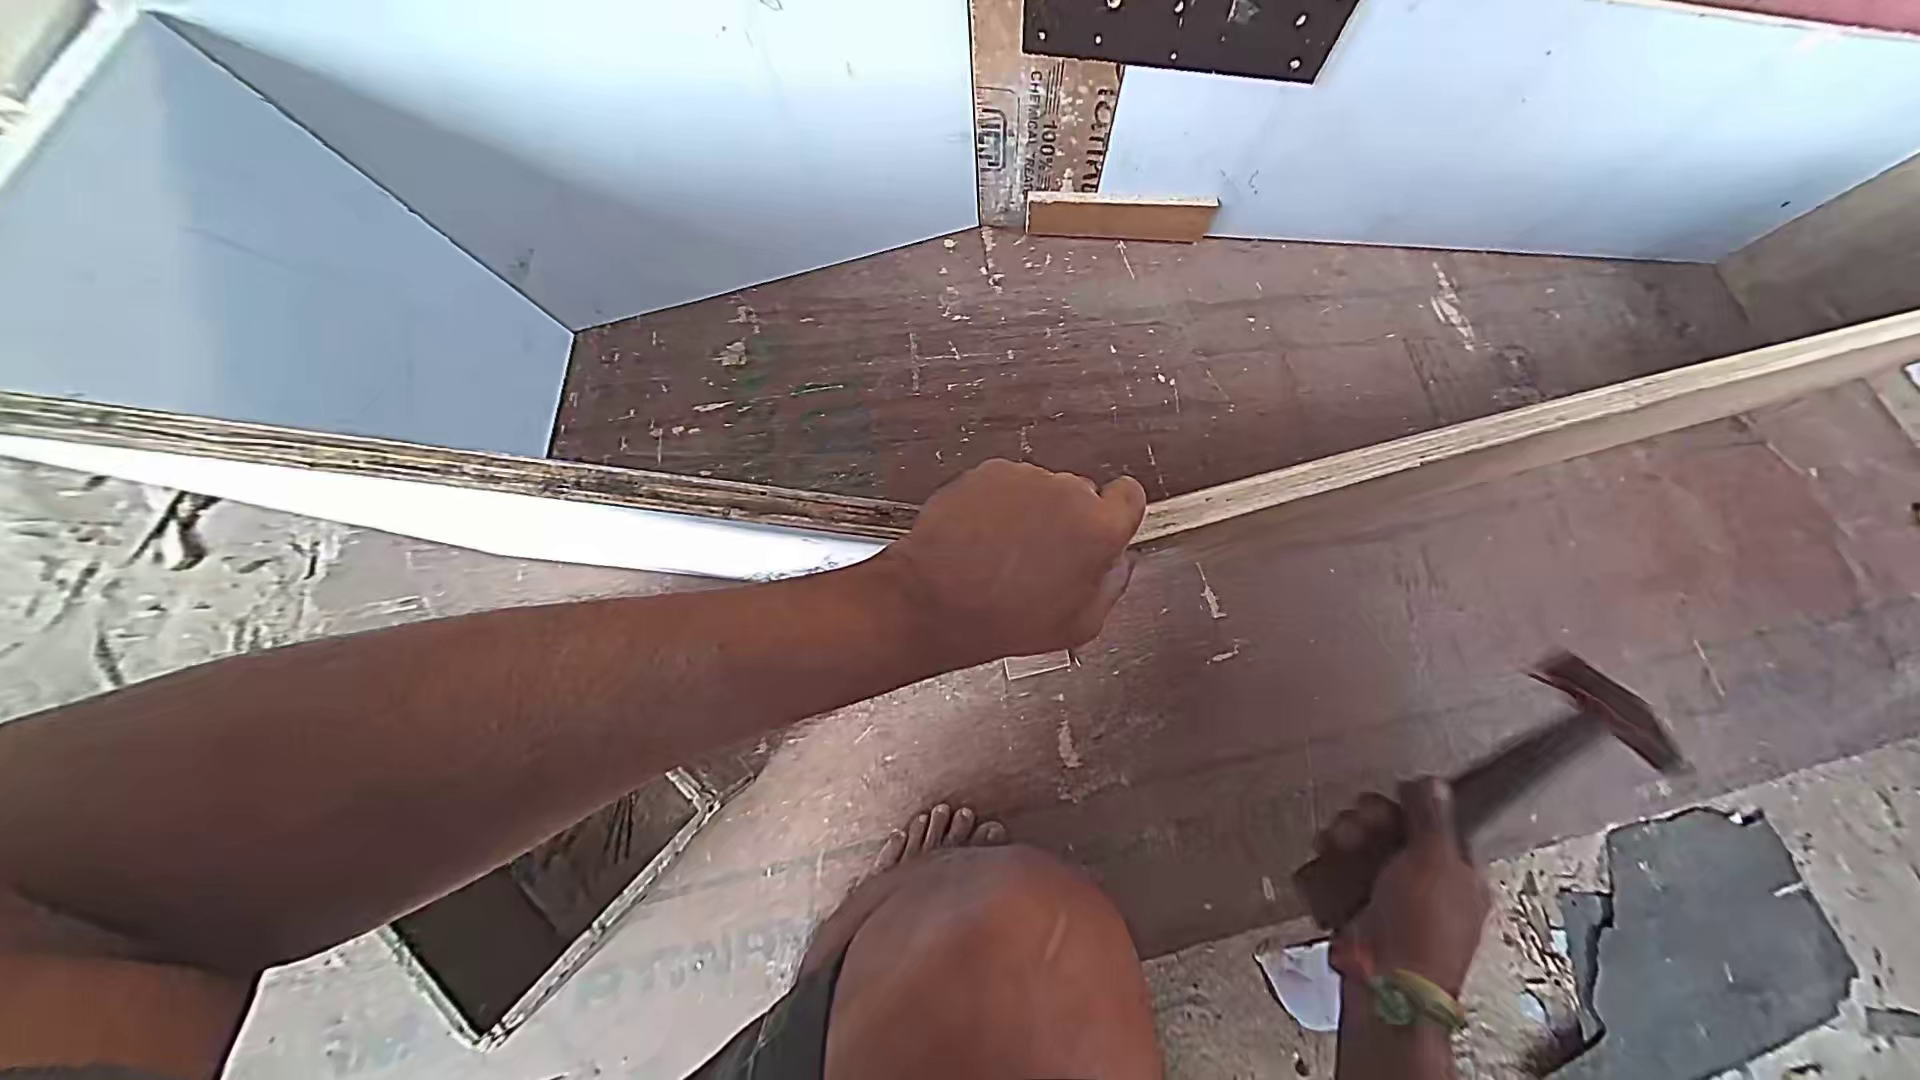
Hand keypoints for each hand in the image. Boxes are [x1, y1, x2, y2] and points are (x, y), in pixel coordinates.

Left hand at [866, 459, 1146, 668]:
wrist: (935, 600)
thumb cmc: (1001, 617)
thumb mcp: (1079, 625)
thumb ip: (1112, 585)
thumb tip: (1118, 565)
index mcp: (1100, 529)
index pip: (1129, 496)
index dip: (1117, 510)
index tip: (1108, 520)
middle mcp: (1067, 492)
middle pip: (1082, 494)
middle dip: (1069, 519)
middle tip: (1045, 555)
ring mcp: (1025, 478)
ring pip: (1042, 489)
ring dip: (1032, 511)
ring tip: (1006, 553)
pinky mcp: (989, 472)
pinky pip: (1006, 485)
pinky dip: (999, 504)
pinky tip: (985, 540)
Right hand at [1324, 779, 1489, 997]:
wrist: (1384, 977)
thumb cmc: (1421, 923)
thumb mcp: (1434, 862)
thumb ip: (1431, 817)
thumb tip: (1433, 781)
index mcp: (1454, 870)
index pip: (1423, 820)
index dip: (1400, 808)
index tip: (1382, 808)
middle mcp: (1420, 878)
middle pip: (1383, 828)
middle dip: (1363, 823)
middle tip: (1356, 829)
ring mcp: (1385, 891)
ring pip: (1354, 843)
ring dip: (1340, 840)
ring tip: (1337, 848)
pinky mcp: (1354, 901)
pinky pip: (1334, 868)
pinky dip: (1326, 864)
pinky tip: (1325, 862)